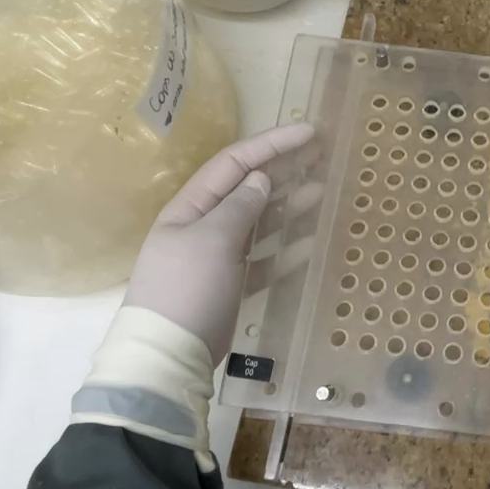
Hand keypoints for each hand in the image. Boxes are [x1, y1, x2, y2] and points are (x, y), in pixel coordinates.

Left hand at [123, 123, 314, 360]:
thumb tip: (260, 179)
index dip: (271, 144)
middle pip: (249, 189)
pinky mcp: (232, 285)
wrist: (167, 356)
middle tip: (320, 157)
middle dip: (283, 170)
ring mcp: (219, 256)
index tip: (309, 132)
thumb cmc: (186, 290)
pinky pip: (265, 259)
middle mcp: (204, 226)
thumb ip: (239, 207)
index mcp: (191, 208)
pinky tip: (311, 244)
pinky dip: (286, 250)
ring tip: (322, 193)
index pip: (234, 164)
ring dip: (289, 207)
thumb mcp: (212, 241)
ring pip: (260, 223)